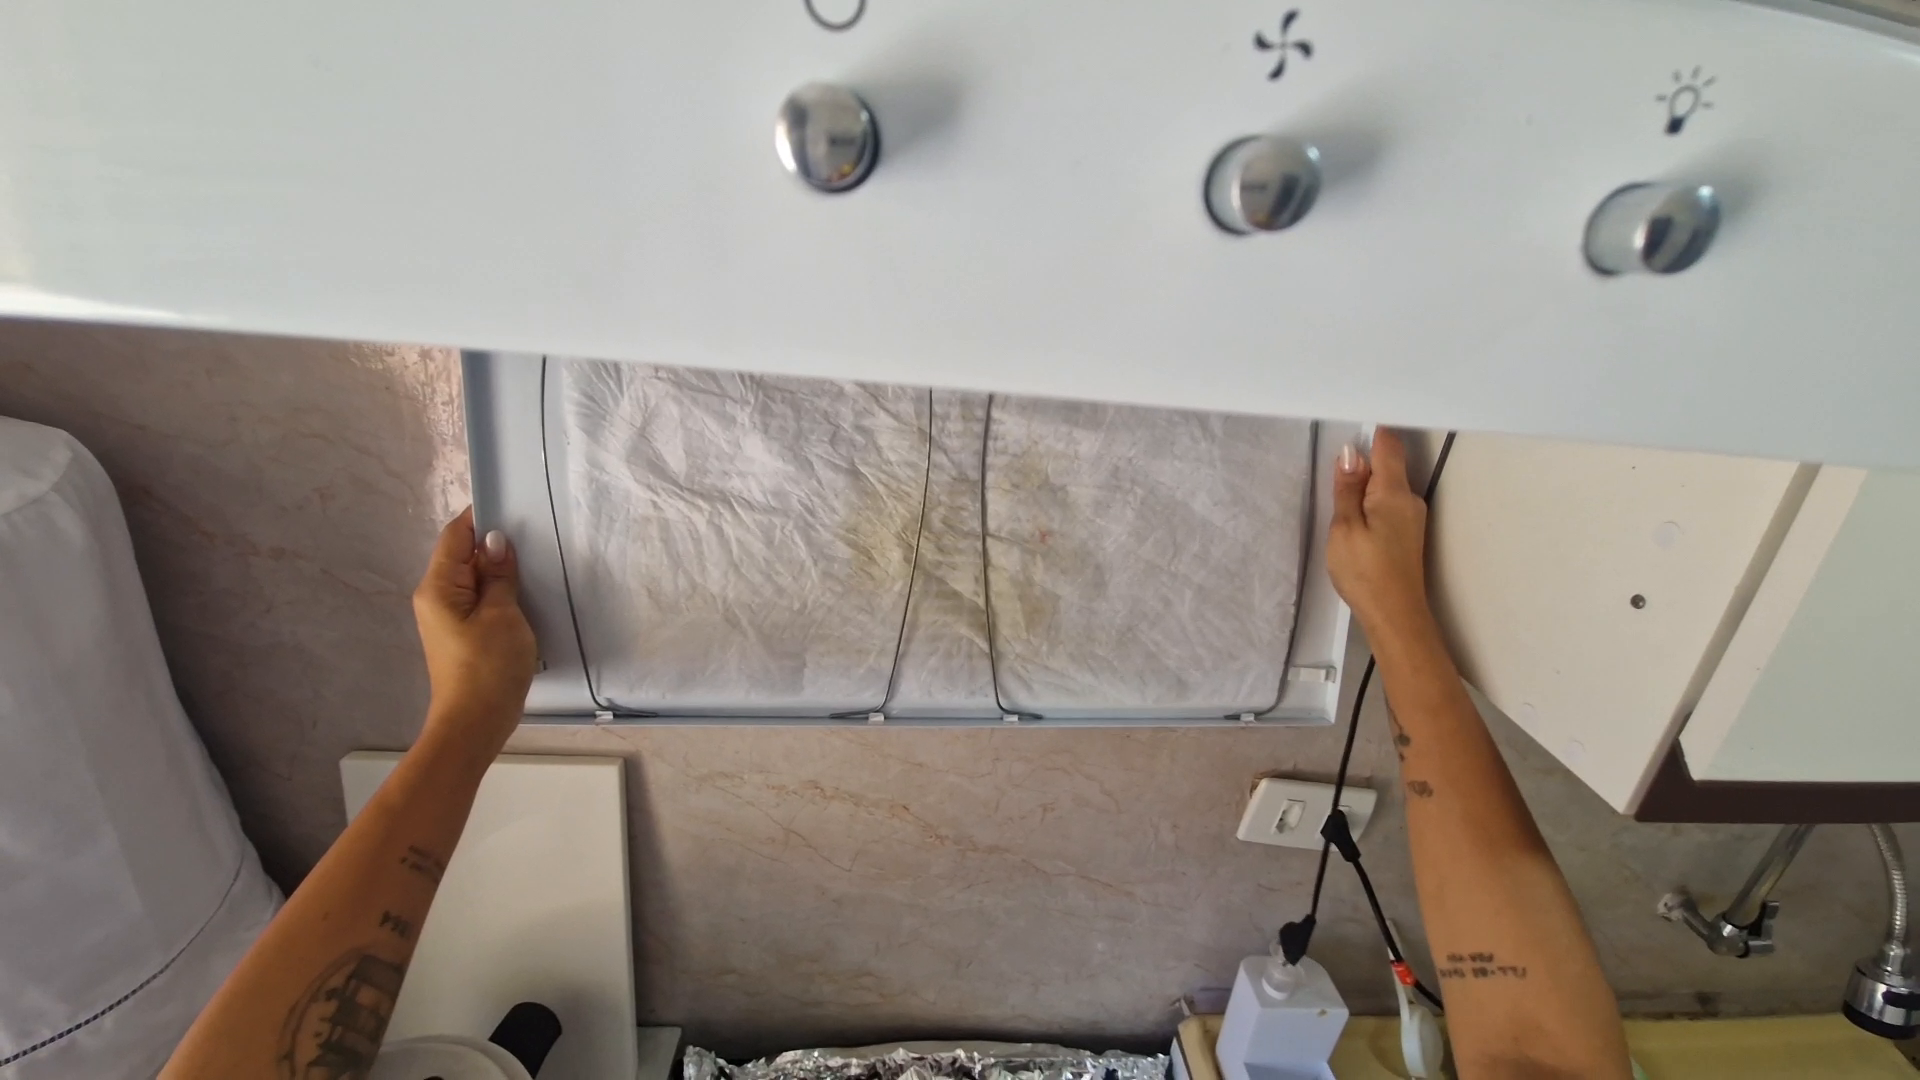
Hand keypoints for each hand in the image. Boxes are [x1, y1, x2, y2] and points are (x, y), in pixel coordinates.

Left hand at [412, 508, 537, 747]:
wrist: (476, 722)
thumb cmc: (489, 666)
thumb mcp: (502, 614)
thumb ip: (499, 575)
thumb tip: (495, 540)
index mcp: (439, 587)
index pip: (455, 536)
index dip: (480, 517)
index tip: (512, 503)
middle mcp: (436, 597)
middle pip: (464, 555)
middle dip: (494, 543)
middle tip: (535, 531)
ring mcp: (449, 616)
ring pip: (475, 577)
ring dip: (500, 568)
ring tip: (535, 559)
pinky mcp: (464, 632)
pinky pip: (480, 597)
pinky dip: (500, 589)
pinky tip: (525, 591)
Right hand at [1326, 429, 1440, 650]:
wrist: (1394, 613)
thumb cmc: (1364, 570)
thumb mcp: (1344, 527)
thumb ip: (1347, 490)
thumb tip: (1350, 454)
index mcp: (1394, 493)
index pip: (1388, 448)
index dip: (1372, 434)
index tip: (1352, 425)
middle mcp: (1410, 500)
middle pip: (1388, 466)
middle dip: (1363, 462)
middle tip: (1333, 467)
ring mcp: (1412, 517)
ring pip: (1387, 486)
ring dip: (1364, 484)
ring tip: (1338, 494)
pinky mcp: (1407, 533)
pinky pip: (1388, 503)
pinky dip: (1370, 501)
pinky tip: (1353, 517)